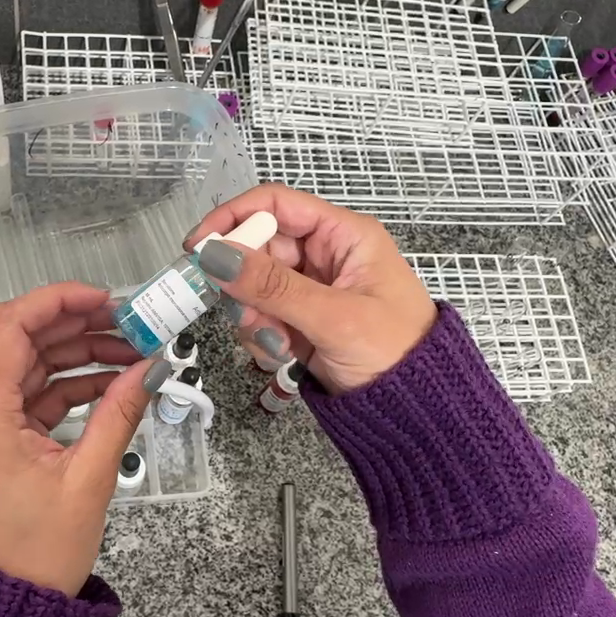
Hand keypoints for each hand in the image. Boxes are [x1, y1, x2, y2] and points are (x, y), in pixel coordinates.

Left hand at [0, 283, 167, 595]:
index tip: (105, 299)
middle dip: (79, 328)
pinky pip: (30, 399)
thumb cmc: (34, 558)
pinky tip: (110, 385)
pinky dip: (67, 388)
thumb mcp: (88, 481)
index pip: (11, 327)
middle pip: (22, 344)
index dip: (59, 301)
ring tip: (130, 354)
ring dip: (78, 357)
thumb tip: (150, 368)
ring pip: (29, 369)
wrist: (4, 611)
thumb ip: (119, 414)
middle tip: (130, 324)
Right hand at [187, 184, 435, 394]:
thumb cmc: (395, 353)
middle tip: (246, 314)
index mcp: (344, 236)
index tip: (198, 246)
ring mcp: (311, 290)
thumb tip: (215, 255)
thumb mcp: (333, 317)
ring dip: (254, 315)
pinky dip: (262, 335)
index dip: (234, 217)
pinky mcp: (301, 321)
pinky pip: (262, 316)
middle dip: (245, 283)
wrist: (416, 412)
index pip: (277, 205)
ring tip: (277, 342)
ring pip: (254, 287)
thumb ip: (272, 286)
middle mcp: (325, 256)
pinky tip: (283, 353)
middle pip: (259, 249)